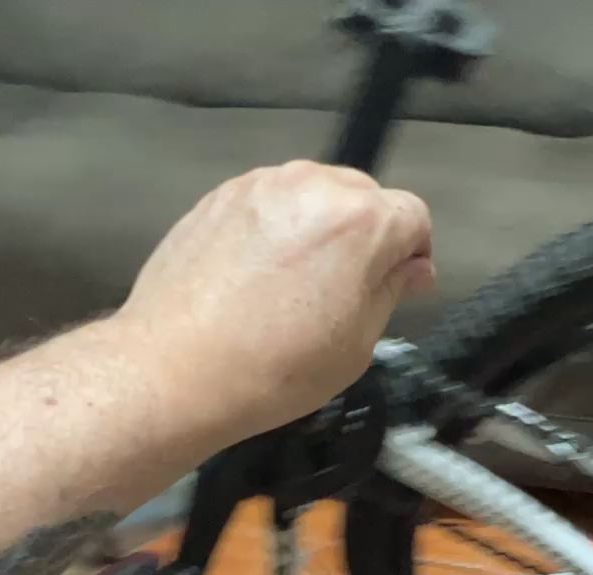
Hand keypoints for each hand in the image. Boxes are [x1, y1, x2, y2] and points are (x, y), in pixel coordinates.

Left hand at [111, 161, 434, 446]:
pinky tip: (259, 279)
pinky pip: (271, 204)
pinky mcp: (219, 196)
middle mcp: (312, 185)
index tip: (401, 288)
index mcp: (359, 221)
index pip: (413, 216)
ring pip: (315, 196)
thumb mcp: (357, 345)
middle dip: (369, 237)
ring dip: (322, 231)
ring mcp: (260, 185)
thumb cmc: (277, 369)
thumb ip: (392, 292)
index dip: (415, 254)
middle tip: (347, 292)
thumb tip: (414, 268)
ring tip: (297, 287)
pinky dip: (279, 231)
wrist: (178, 370)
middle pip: (364, 197)